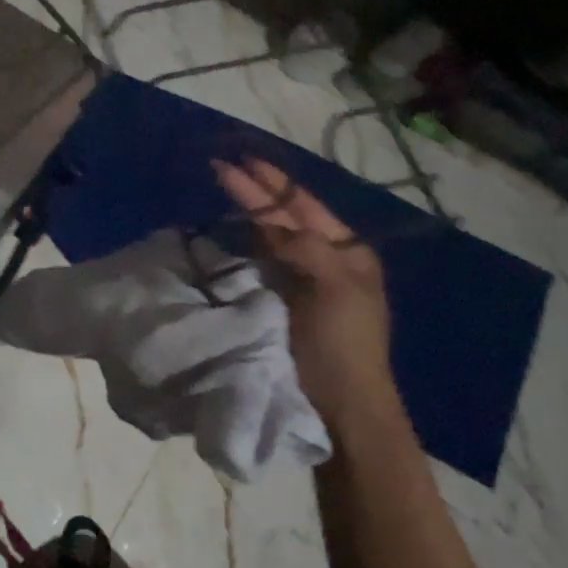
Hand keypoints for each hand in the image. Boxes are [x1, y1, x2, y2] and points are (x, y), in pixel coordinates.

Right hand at [213, 158, 398, 429]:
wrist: (342, 406)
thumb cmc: (344, 344)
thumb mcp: (336, 289)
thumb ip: (307, 248)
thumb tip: (273, 226)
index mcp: (347, 252)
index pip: (302, 206)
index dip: (270, 183)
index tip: (237, 161)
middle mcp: (328, 261)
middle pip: (286, 216)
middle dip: (256, 191)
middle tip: (221, 166)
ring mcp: (306, 283)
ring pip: (273, 236)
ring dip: (249, 213)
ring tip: (224, 190)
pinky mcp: (285, 303)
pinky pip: (262, 261)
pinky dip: (245, 242)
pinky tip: (228, 234)